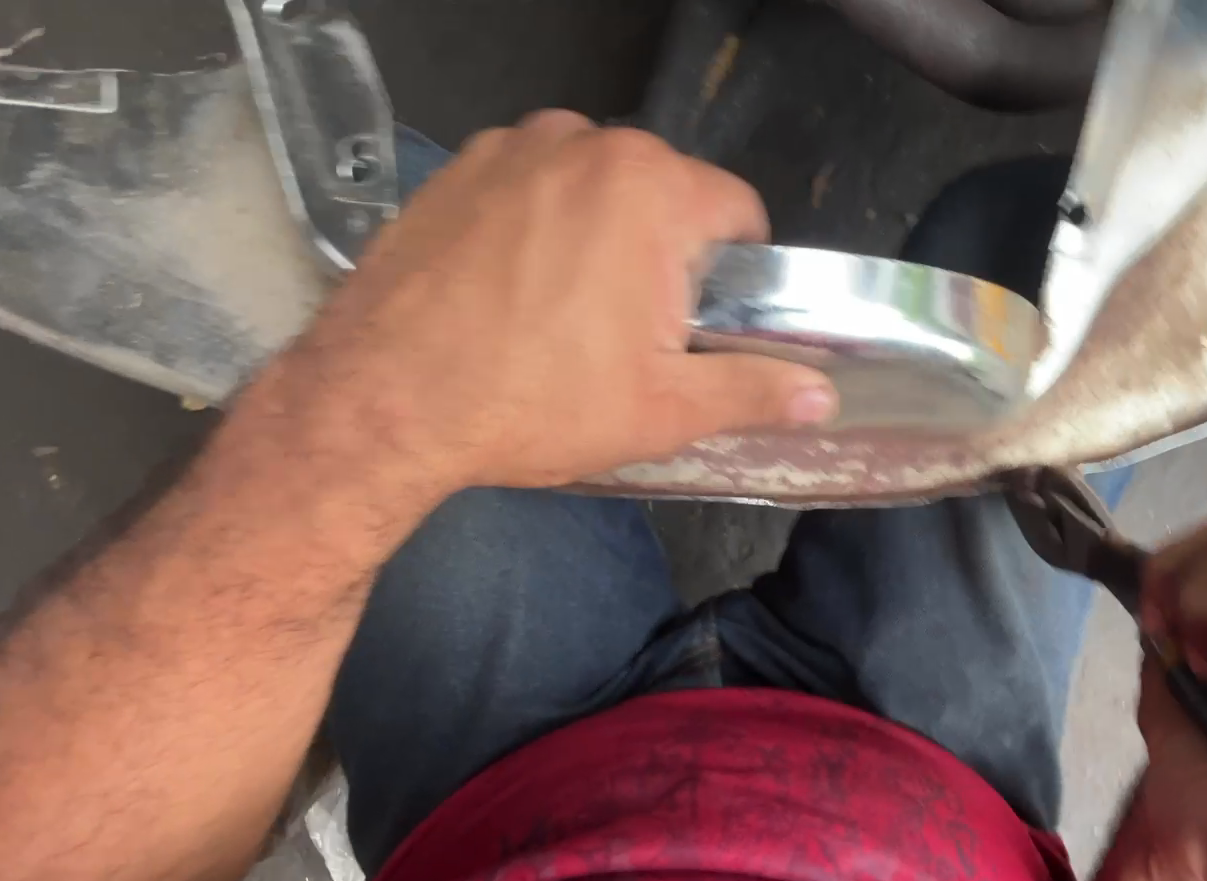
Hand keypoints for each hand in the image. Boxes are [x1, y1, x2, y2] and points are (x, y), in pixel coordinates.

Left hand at [250, 110, 837, 501]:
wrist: (384, 403)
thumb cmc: (537, 404)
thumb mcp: (663, 411)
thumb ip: (753, 390)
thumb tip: (822, 396)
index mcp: (651, 190)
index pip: (738, 212)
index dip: (738, 275)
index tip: (708, 325)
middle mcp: (584, 143)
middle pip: (665, 199)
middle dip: (666, 260)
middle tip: (634, 338)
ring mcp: (510, 149)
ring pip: (595, 193)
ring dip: (602, 243)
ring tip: (567, 320)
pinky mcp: (455, 171)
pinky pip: (531, 193)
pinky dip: (539, 233)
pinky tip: (512, 296)